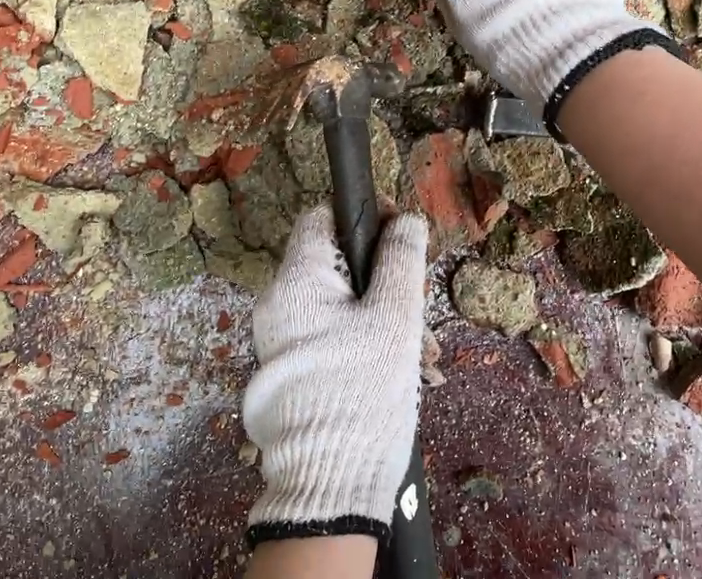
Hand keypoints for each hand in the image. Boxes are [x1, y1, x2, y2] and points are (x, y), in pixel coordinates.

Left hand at [243, 206, 427, 544]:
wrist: (327, 484)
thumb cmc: (361, 388)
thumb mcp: (393, 317)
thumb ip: (400, 260)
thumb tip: (404, 218)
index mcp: (296, 281)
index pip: (322, 219)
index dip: (363, 217)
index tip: (400, 235)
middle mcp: (278, 303)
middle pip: (335, 263)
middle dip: (383, 278)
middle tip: (419, 308)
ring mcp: (281, 339)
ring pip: (338, 304)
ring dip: (381, 314)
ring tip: (423, 352)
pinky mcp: (290, 369)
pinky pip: (330, 335)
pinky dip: (363, 340)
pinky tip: (402, 369)